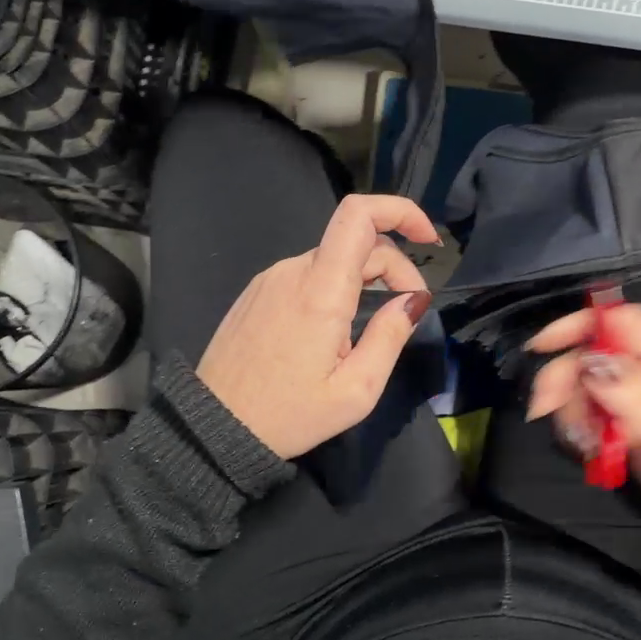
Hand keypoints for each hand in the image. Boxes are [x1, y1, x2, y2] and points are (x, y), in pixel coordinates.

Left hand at [197, 195, 438, 458]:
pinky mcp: (257, 292)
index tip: (427, 239)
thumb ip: (390, 336)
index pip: (359, 215)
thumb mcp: (356, 391)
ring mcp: (270, 279)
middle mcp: (293, 271)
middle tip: (407, 311)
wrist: (213, 428)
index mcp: (320, 291)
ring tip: (364, 335)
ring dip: (363, 280)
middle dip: (393, 267)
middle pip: (355, 242)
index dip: (400, 211)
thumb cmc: (288, 415)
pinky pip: (307, 275)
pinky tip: (333, 332)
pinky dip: (334, 288)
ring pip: (332, 260)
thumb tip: (413, 299)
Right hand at [525, 303, 640, 531]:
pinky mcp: (632, 427)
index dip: (581, 323)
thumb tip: (594, 361)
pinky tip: (589, 451)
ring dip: (570, 408)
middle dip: (564, 375)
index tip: (543, 347)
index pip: (623, 321)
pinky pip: (593, 413)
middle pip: (596, 352)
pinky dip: (581, 428)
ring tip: (580, 443)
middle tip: (542, 410)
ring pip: (588, 383)